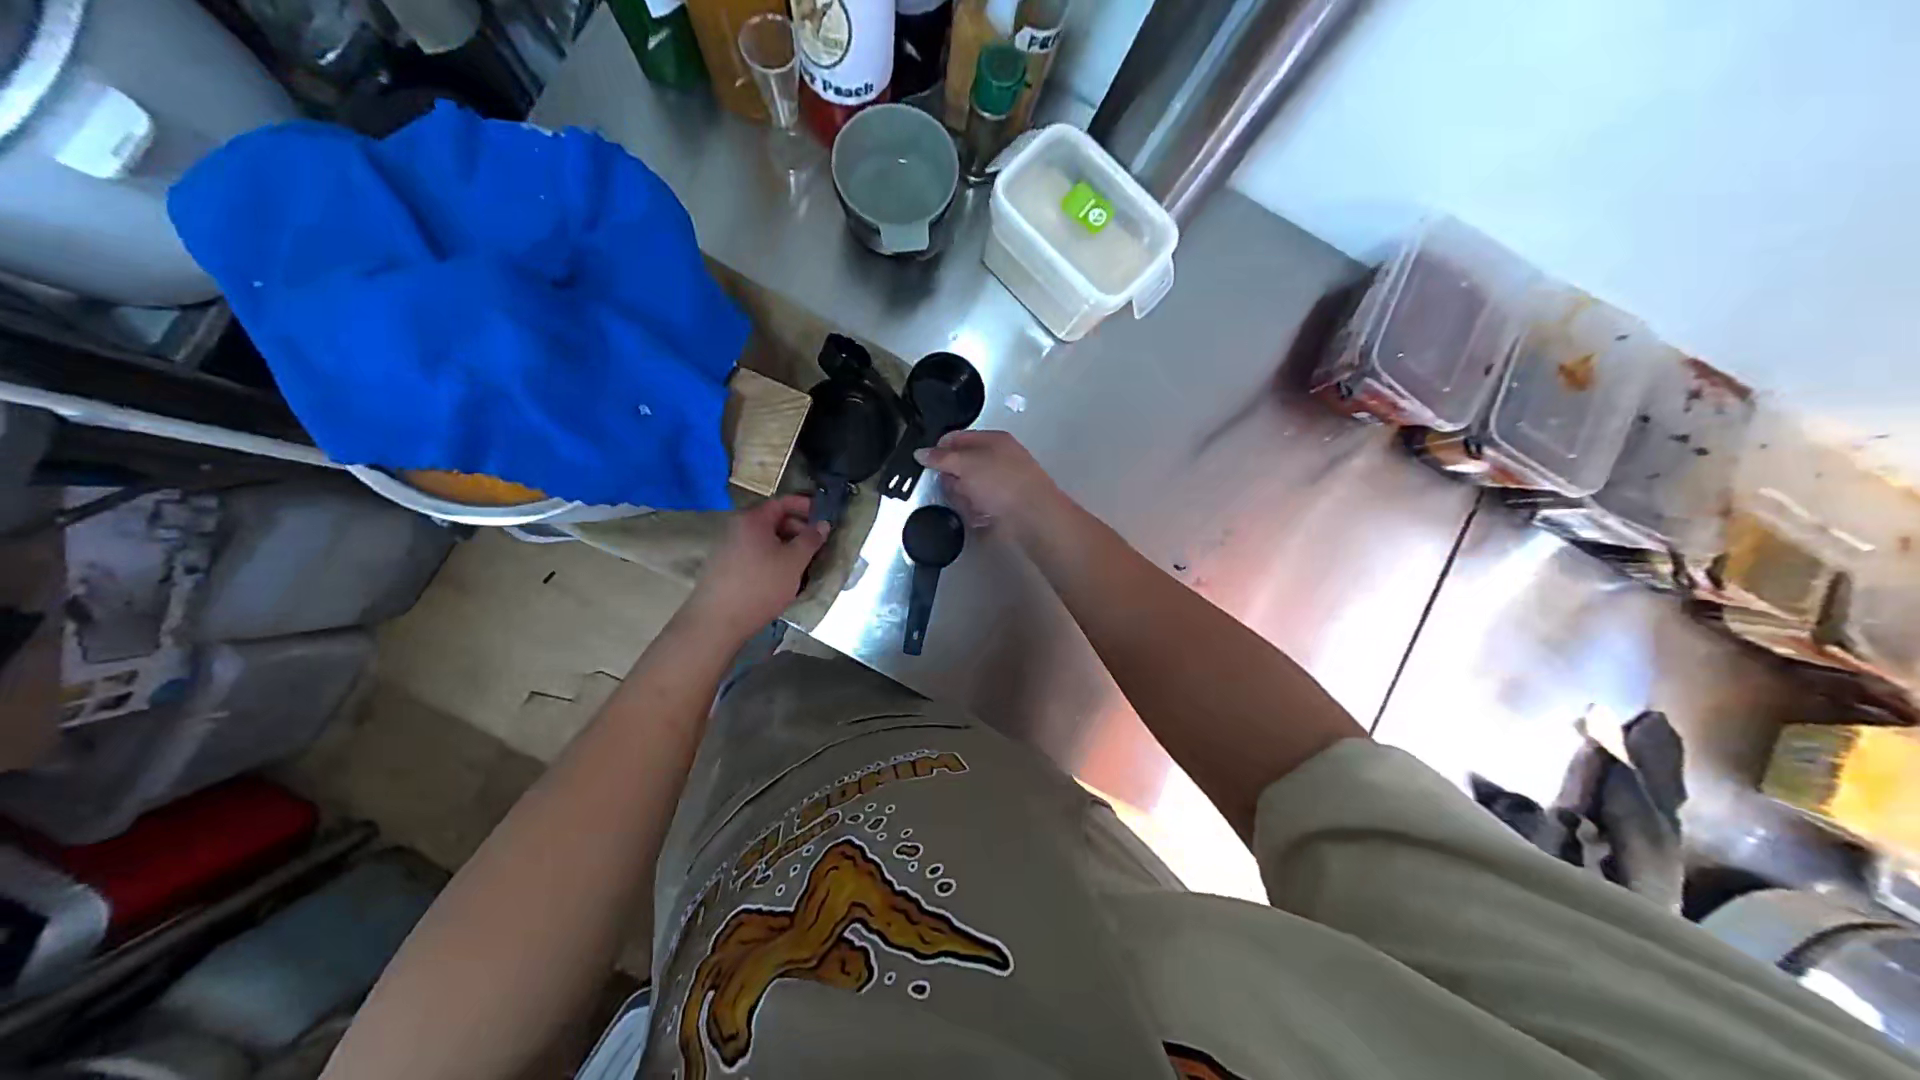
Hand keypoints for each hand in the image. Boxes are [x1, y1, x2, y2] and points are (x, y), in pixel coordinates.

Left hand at [683, 494, 828, 641]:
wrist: (718, 621)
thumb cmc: (761, 585)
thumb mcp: (794, 561)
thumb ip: (811, 540)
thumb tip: (823, 524)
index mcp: (753, 520)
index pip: (782, 502)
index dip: (805, 506)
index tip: (824, 516)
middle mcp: (737, 528)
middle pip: (773, 521)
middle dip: (798, 530)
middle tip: (817, 546)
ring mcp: (728, 548)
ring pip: (764, 541)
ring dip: (786, 548)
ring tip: (804, 565)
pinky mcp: (725, 567)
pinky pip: (754, 555)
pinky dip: (772, 560)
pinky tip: (783, 578)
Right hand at [914, 430, 1066, 538]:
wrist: (1032, 516)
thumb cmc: (1003, 483)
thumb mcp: (965, 464)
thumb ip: (940, 458)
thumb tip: (921, 453)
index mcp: (994, 440)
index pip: (958, 438)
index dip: (940, 450)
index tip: (929, 463)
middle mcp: (998, 460)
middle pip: (960, 467)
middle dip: (955, 480)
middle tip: (960, 487)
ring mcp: (1001, 484)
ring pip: (968, 490)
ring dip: (965, 499)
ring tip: (975, 505)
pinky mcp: (1003, 506)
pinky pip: (978, 507)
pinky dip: (977, 513)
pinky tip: (983, 516)